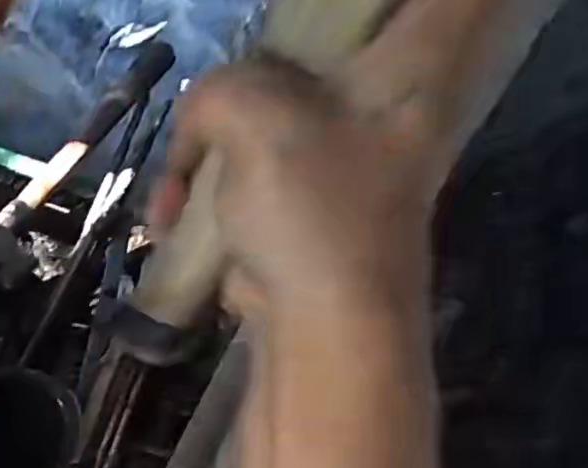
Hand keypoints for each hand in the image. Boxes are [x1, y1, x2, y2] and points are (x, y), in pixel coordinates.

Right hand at [148, 58, 437, 327]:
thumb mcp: (256, 122)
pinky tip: (174, 219)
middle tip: (202, 117)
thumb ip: (219, 90)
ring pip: (264, 115)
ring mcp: (344, 147)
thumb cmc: (310, 211)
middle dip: (241, 86)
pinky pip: (246, 169)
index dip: (342, 13)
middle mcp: (391, 88)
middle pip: (314, 48)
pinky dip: (207, 190)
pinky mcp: (303, 196)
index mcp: (418, 48)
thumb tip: (201, 114)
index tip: (293, 30)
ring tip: (170, 200)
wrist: (317, 317)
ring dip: (202, 155)